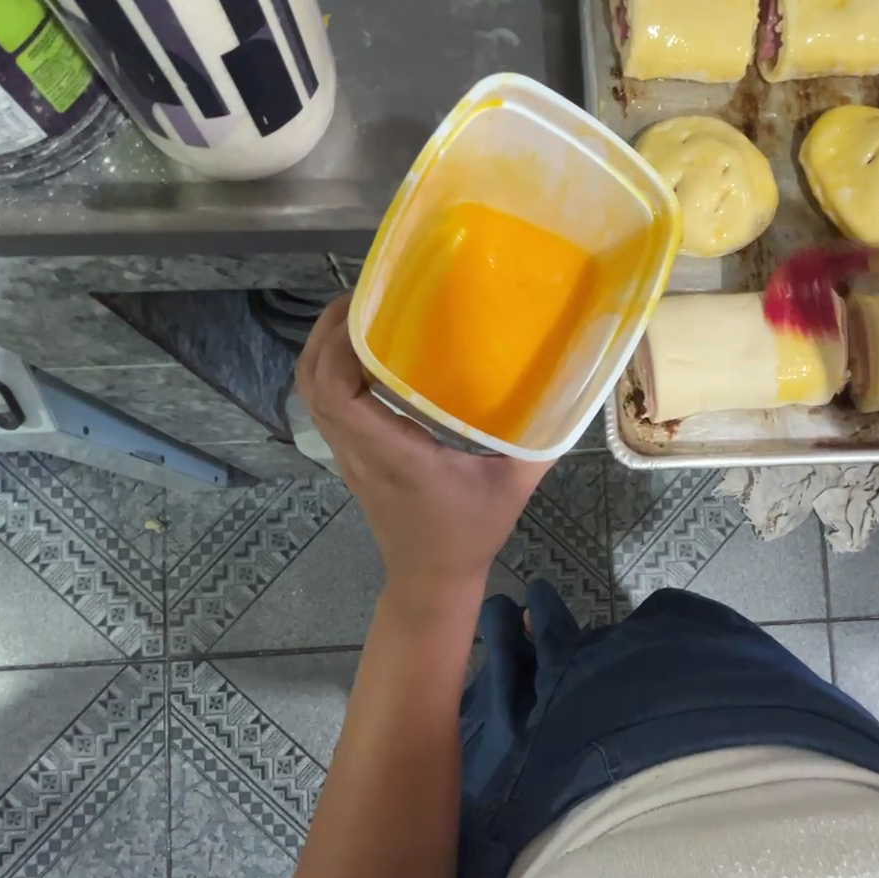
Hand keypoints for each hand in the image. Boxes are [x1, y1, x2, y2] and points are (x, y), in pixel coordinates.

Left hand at [296, 295, 552, 601]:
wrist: (431, 579)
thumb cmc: (470, 534)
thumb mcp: (512, 487)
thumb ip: (540, 440)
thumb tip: (567, 391)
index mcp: (394, 453)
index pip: (339, 394)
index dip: (339, 346)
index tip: (367, 310)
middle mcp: (360, 452)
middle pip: (312, 384)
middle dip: (325, 334)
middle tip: (362, 299)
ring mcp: (349, 458)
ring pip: (311, 397)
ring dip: (322, 352)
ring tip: (359, 319)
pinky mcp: (351, 461)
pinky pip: (325, 409)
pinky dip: (331, 374)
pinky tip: (366, 358)